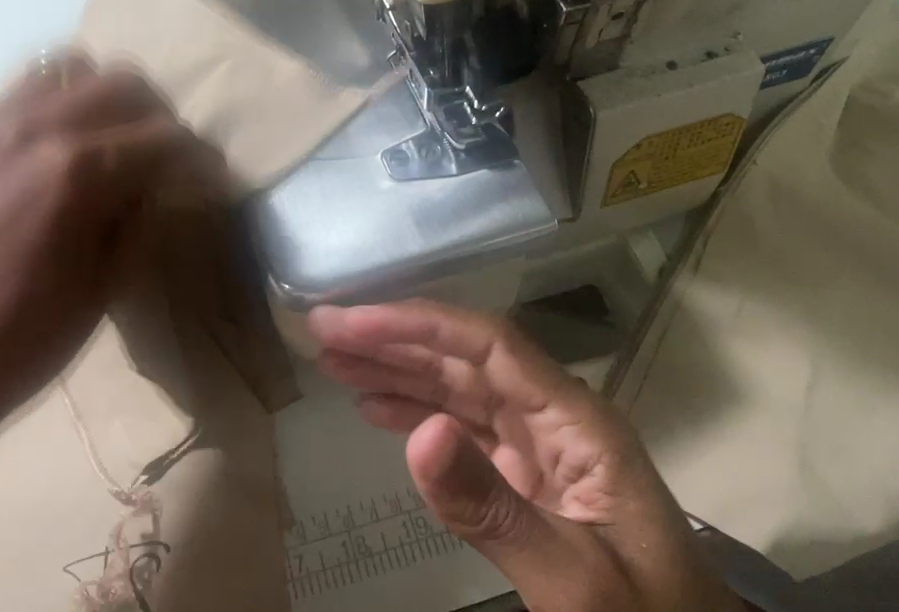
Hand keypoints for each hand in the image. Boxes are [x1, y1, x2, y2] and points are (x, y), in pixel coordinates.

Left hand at [0, 53, 219, 430]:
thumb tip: (160, 185)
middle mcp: (33, 129)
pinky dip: (57, 101)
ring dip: (104, 95)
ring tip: (115, 141)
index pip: (163, 139)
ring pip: (67, 69)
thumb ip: (136, 222)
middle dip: (159, 116)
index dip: (199, 158)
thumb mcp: (98, 292)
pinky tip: (61, 150)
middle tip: (169, 159)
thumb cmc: (11, 349)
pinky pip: (22, 91)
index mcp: (76, 171)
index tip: (215, 177)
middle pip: (121, 84)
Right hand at [309, 300, 741, 611]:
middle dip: (393, 340)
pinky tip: (374, 407)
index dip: (418, 325)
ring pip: (457, 389)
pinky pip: (462, 429)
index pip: (488, 347)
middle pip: (464, 360)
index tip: (353, 321)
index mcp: (575, 419)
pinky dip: (415, 413)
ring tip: (332, 361)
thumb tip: (419, 431)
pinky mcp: (526, 477)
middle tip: (322, 330)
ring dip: (395, 371)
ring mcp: (539, 447)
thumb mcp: (571, 576)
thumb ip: (493, 506)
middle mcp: (553, 417)